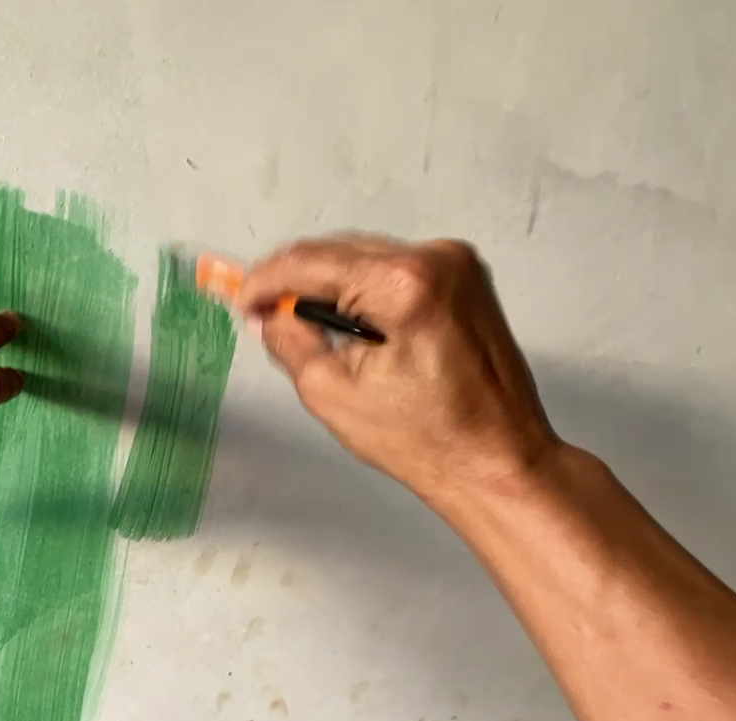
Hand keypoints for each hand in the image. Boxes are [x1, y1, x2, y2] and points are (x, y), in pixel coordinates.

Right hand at [239, 234, 562, 505]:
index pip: (310, 261)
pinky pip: (393, 268)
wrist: (494, 456)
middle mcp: (434, 258)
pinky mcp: (464, 278)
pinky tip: (344, 321)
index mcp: (402, 284)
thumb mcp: (330, 393)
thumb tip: (269, 315)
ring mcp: (456, 263)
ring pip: (364, 256)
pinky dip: (360, 288)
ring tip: (300, 323)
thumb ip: (290, 342)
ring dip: (326, 284)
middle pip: (338, 250)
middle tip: (261, 313)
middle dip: (293, 280)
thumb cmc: (423, 438)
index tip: (241, 300)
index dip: (265, 280)